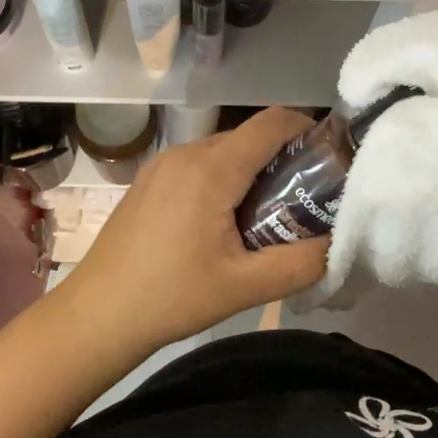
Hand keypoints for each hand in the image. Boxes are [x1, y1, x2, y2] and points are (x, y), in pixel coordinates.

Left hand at [62, 107, 330, 348]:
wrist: (97, 314)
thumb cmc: (171, 297)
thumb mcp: (246, 286)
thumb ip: (302, 262)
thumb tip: (340, 242)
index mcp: (211, 168)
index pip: (272, 122)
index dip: (308, 130)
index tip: (331, 159)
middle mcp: (185, 153)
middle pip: (248, 138)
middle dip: (284, 161)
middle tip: (306, 203)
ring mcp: (161, 165)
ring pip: (222, 152)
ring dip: (253, 174)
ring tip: (269, 219)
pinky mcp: (148, 182)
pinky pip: (198, 166)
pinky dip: (223, 182)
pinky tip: (226, 226)